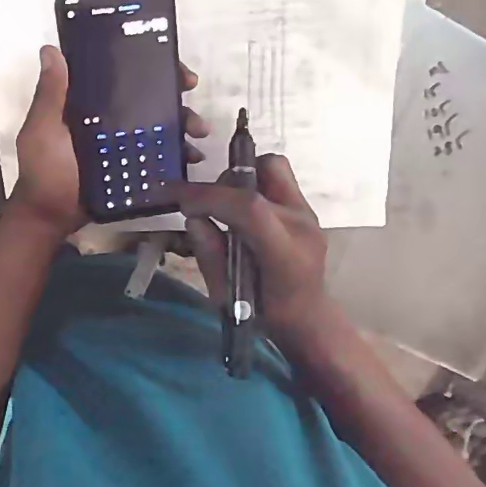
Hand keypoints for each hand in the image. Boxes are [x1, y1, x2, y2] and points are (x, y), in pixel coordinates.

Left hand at [9, 45, 206, 235]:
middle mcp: (107, 119)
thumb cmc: (43, 169)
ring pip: (158, 126)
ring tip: (197, 132)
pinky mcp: (130, 167)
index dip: (147, 66)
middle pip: (147, 99)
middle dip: (174, 94)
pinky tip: (191, 157)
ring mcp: (121, 144)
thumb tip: (50, 50)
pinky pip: (158, 156)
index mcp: (85, 104)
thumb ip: (50, 94)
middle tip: (190, 92)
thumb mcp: (43, 128)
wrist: (50, 217)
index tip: (172, 67)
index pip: (120, 76)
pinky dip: (177, 154)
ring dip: (182, 124)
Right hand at [170, 155, 337, 341]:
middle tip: (204, 206)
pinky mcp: (305, 209)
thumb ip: (209, 254)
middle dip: (224, 183)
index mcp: (285, 255)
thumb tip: (193, 217)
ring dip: (241, 178)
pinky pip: (276, 179)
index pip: (249, 208)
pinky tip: (241, 210)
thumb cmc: (265, 316)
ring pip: (273, 166)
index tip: (177, 197)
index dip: (209, 196)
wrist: (307, 320)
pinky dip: (252, 184)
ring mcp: (308, 214)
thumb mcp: (227, 296)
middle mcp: (302, 226)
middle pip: (264, 173)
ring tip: (224, 205)